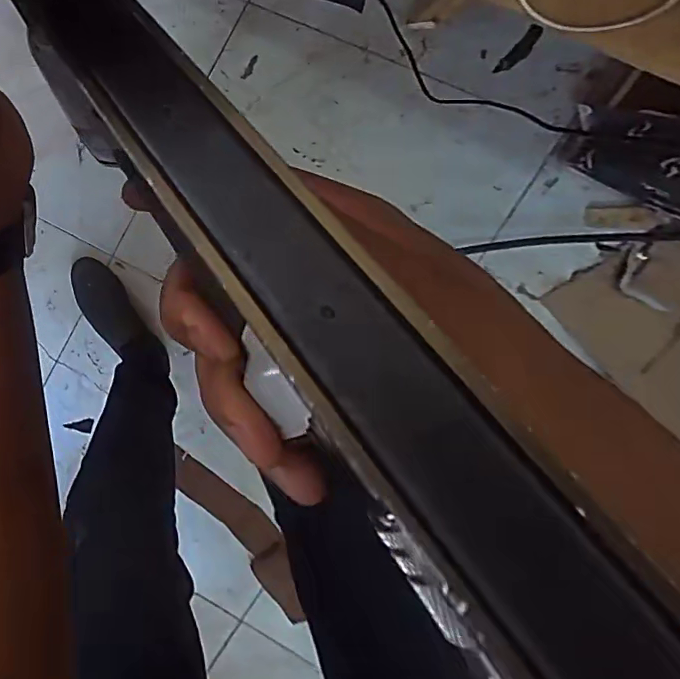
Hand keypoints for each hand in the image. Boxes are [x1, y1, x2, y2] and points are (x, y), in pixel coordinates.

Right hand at [149, 171, 468, 507]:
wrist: (544, 429)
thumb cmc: (479, 341)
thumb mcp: (405, 278)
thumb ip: (327, 241)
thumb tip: (244, 207)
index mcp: (318, 238)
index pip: (234, 211)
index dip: (181, 206)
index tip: (135, 203)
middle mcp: (299, 281)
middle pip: (213, 294)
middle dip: (210, 347)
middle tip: (234, 387)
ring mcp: (301, 337)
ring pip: (230, 362)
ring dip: (242, 413)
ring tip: (284, 462)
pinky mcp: (310, 389)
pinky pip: (262, 407)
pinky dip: (271, 443)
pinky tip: (301, 474)